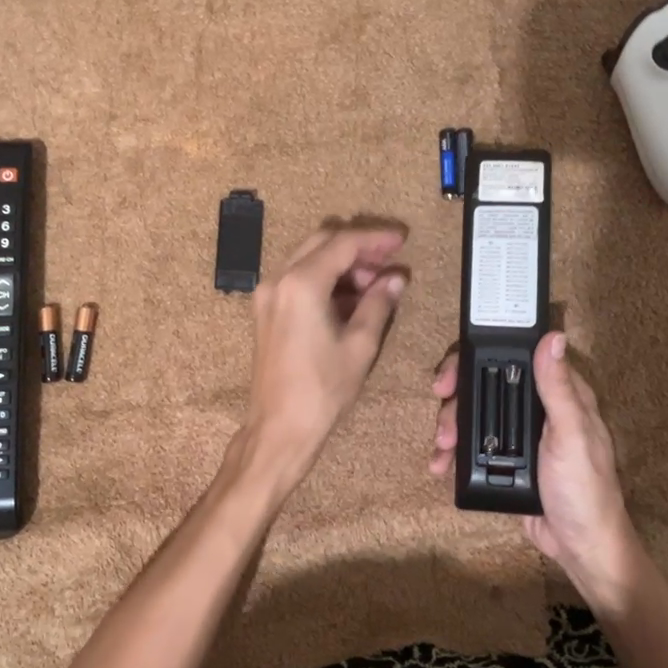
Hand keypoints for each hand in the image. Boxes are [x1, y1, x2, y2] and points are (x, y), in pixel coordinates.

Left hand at [231, 222, 409, 498]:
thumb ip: (378, 303)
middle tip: (389, 261)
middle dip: (358, 248)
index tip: (401, 240)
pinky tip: (351, 299)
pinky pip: (297, 280)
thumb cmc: (321, 391)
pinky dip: (324, 280)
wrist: (278, 428)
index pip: (343, 243)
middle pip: (322, 242)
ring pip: (308, 259)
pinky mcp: (266, 313)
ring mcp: (267, 296)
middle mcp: (278, 281)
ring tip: (375, 284)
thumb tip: (395, 279)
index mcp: (301, 285)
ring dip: (341, 264)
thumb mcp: (360, 345)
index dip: (375, 238)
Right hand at [430, 332, 642, 608]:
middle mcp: (538, 408)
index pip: (516, 358)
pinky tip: (442, 465)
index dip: (479, 356)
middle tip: (439, 407)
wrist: (580, 548)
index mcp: (561, 394)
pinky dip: (454, 452)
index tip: (453, 373)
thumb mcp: (571, 435)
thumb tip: (553, 336)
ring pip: (475, 414)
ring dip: (451, 425)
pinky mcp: (505, 461)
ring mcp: (519, 435)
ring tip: (441, 448)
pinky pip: (473, 446)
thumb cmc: (584, 488)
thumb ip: (557, 388)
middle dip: (457, 395)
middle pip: (486, 384)